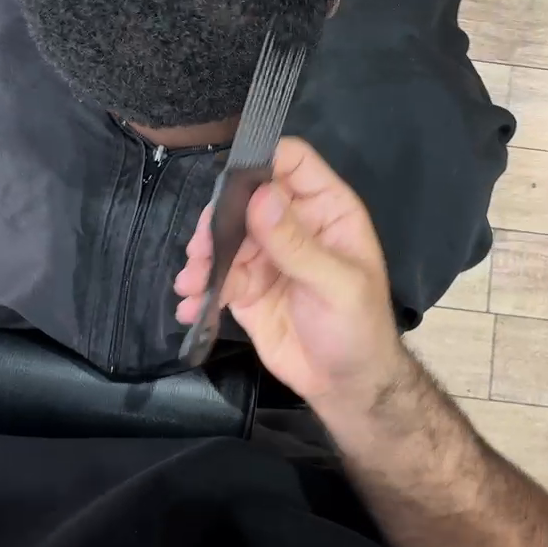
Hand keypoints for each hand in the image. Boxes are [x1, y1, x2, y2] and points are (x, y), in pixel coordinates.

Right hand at [174, 138, 407, 411]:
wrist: (346, 386)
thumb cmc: (358, 328)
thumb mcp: (336, 285)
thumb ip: (296, 243)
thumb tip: (260, 196)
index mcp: (325, 209)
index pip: (293, 162)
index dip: (263, 160)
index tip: (231, 179)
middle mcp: (292, 223)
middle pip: (246, 196)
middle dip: (218, 217)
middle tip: (200, 246)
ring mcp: (266, 254)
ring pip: (224, 235)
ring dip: (202, 256)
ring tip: (190, 281)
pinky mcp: (245, 286)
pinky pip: (216, 276)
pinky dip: (198, 288)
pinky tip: (189, 305)